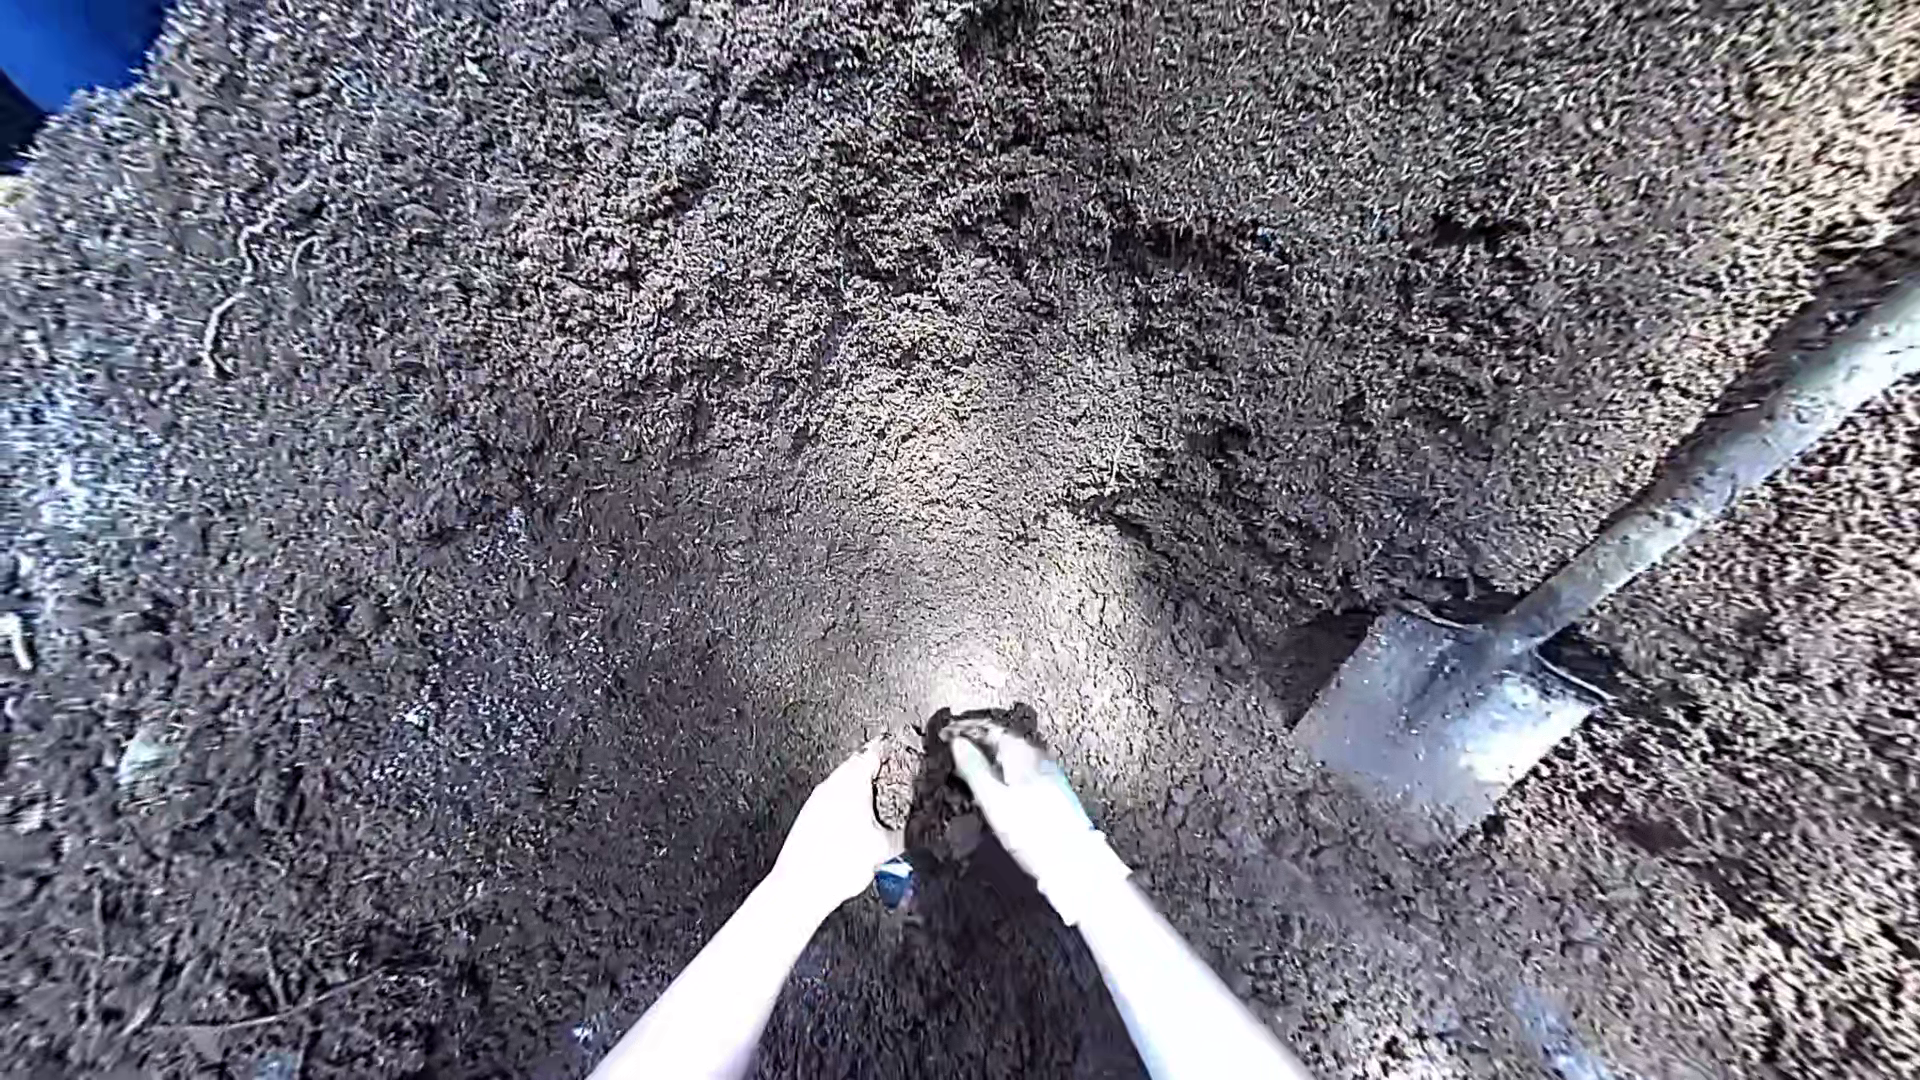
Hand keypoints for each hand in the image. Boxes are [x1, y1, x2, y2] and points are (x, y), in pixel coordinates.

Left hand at [770, 740, 905, 913]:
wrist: (800, 889)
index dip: (889, 751)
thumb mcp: (885, 849)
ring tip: (873, 804)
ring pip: (842, 782)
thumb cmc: (837, 865)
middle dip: (874, 770)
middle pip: (856, 764)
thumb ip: (904, 834)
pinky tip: (851, 825)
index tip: (898, 752)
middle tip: (889, 778)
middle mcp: (832, 784)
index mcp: (852, 780)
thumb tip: (918, 830)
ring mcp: (817, 799)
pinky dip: (844, 805)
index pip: (873, 751)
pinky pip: (831, 800)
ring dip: (857, 788)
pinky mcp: (807, 816)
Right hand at [944, 719, 1129, 924]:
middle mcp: (1038, 757)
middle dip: (978, 743)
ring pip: (1012, 757)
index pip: (990, 728)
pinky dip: (1004, 773)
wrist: (1074, 862)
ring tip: (972, 769)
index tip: (948, 734)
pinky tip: (997, 789)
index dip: (966, 729)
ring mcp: (1047, 773)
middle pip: (1002, 740)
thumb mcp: (993, 800)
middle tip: (956, 750)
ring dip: (991, 759)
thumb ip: (973, 768)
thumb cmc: (1035, 833)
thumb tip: (958, 744)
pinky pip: (1021, 771)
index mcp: (1022, 752)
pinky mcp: (1053, 792)